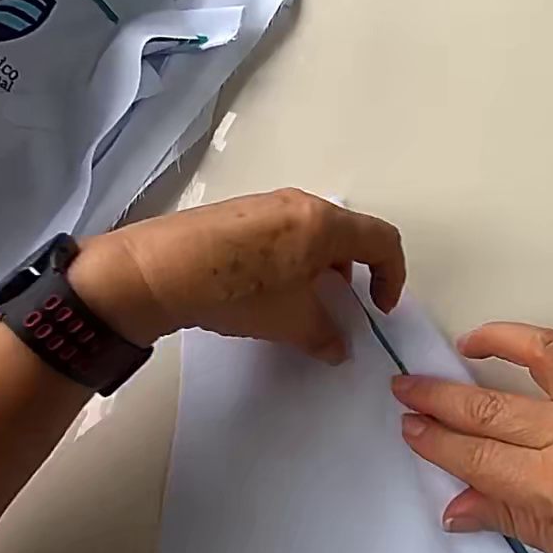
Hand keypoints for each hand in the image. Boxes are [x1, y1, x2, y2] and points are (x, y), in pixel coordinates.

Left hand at [68, 189, 404, 360]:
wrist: (159, 270)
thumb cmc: (238, 291)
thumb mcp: (289, 321)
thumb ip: (324, 335)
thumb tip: (336, 348)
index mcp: (323, 222)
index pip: (382, 240)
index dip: (392, 276)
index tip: (378, 307)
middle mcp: (296, 203)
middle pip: (343, 235)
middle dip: (347, 274)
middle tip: (329, 306)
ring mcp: (261, 204)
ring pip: (307, 234)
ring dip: (313, 268)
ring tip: (290, 301)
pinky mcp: (233, 213)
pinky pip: (276, 234)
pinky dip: (284, 260)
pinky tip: (256, 287)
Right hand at [391, 321, 552, 552]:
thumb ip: (510, 517)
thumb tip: (454, 507)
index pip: (474, 454)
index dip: (432, 439)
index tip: (408, 426)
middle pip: (490, 407)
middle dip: (437, 395)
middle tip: (407, 387)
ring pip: (547, 353)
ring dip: (499, 340)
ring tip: (468, 343)